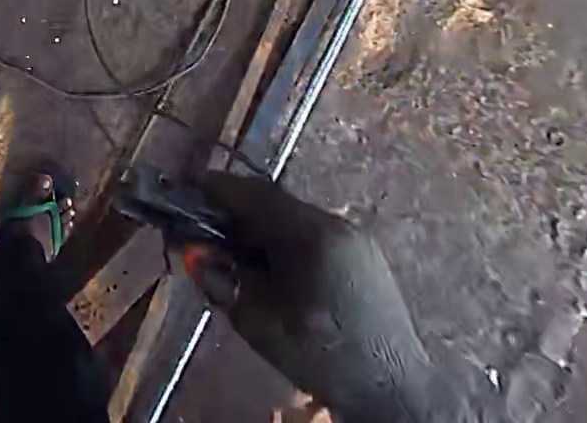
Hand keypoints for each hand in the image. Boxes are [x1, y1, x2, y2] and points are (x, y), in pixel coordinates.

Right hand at [184, 173, 463, 422]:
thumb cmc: (324, 358)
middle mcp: (333, 221)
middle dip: (233, 211)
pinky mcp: (361, 253)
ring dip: (257, 226)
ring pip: (289, 215)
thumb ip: (221, 281)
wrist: (400, 399)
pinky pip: (309, 231)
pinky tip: (272, 267)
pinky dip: (282, 238)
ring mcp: (352, 235)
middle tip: (204, 228)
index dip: (214, 189)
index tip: (186, 192)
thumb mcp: (260, 324)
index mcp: (311, 232)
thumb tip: (190, 252)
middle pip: (270, 200)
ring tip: (235, 251)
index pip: (251, 192)